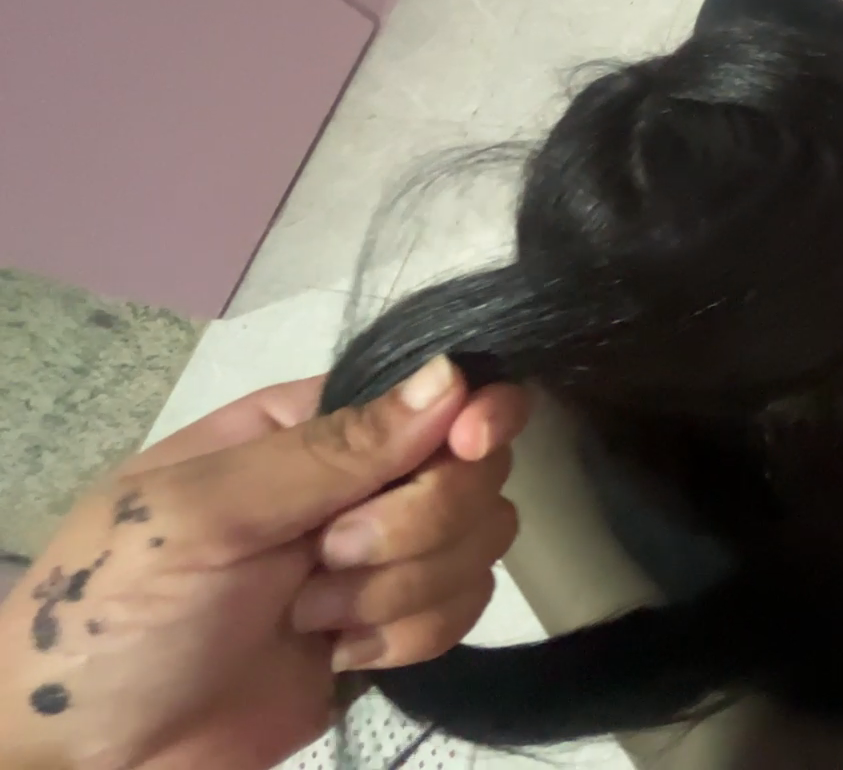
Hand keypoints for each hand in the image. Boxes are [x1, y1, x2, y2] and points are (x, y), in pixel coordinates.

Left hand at [0, 358, 526, 769]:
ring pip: (486, 536)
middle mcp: (377, 476)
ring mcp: (398, 546)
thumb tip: (453, 376)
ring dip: (400, 590)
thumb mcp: (199, 517)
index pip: (448, 390)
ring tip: (308, 618)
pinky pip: (471, 601)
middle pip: (480, 469)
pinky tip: (338, 653)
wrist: (92, 769)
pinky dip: (409, 635)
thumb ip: (332, 448)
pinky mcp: (412, 612)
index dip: (481, 411)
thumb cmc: (112, 619)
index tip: (470, 444)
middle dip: (415, 526)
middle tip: (325, 557)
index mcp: (324, 426)